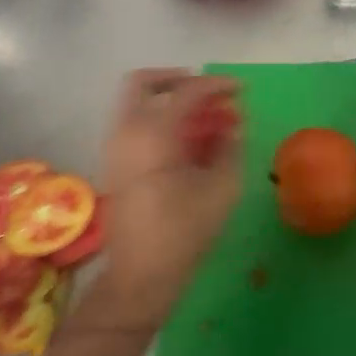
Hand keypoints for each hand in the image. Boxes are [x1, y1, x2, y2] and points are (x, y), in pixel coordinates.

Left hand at [77, 69, 242, 331]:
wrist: (140, 275)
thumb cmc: (185, 230)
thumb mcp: (223, 187)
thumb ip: (231, 146)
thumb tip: (234, 123)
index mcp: (153, 132)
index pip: (186, 90)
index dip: (217, 85)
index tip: (241, 90)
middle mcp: (126, 131)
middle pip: (144, 83)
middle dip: (178, 79)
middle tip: (208, 93)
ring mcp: (115, 148)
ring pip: (137, 104)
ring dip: (169, 102)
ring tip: (205, 119)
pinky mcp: (114, 165)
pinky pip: (134, 125)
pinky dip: (159, 120)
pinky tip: (189, 141)